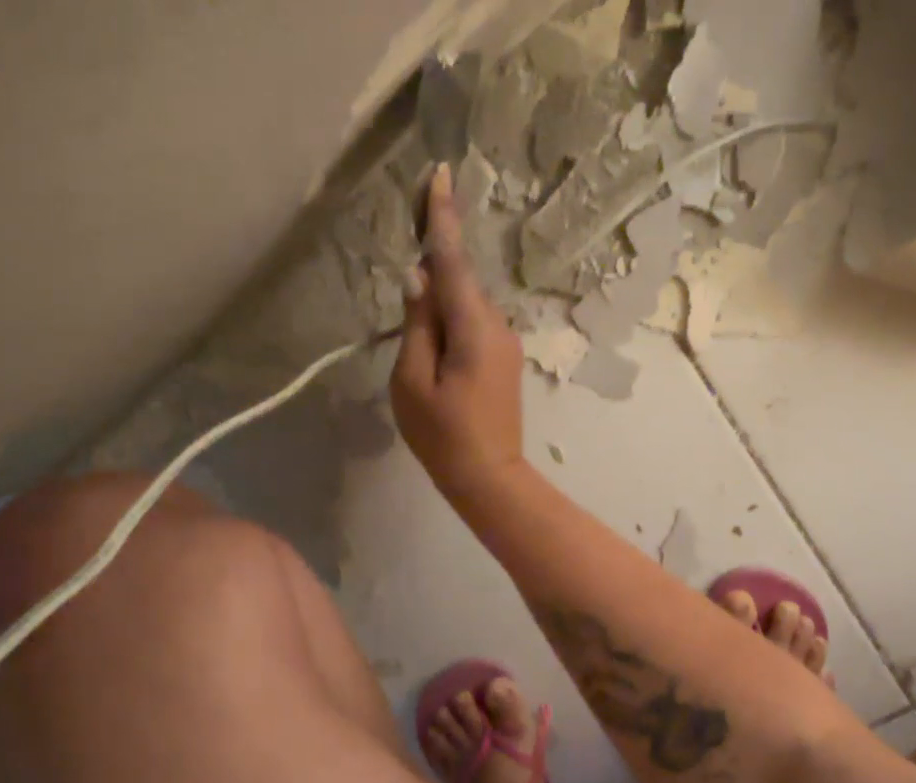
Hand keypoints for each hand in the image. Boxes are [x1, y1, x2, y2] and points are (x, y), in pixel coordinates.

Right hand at [392, 163, 525, 501]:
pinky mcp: (503, 358)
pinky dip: (451, 313)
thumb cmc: (443, 436)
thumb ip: (416, 326)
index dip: (442, 217)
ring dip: (441, 291)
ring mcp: (504, 342)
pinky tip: (432, 329)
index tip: (440, 173)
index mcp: (473, 327)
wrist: (489, 477)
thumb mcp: (412, 383)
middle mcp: (497, 325)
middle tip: (411, 227)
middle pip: (460, 280)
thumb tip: (419, 280)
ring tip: (412, 299)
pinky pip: (472, 322)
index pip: (453, 261)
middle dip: (435, 255)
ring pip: (465, 302)